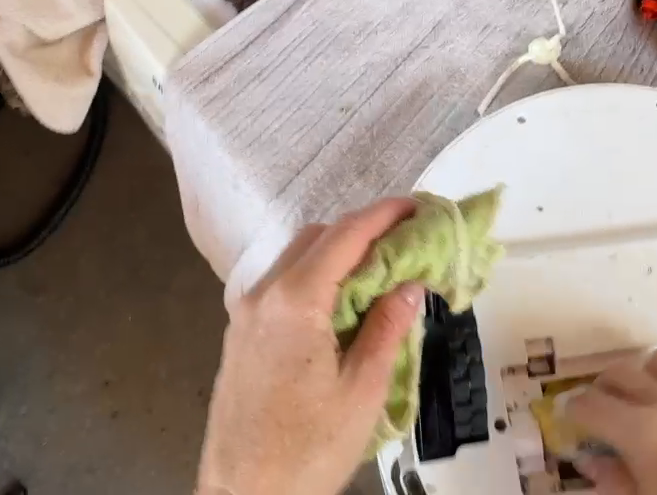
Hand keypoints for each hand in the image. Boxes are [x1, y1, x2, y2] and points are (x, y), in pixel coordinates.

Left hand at [196, 199, 426, 494]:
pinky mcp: (240, 332)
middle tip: (403, 242)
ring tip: (377, 271)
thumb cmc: (307, 451)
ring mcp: (246, 311)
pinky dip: (314, 275)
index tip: (416, 206)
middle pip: (318, 236)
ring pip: (296, 256)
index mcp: (295, 300)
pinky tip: (339, 303)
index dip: (384, 214)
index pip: (346, 235)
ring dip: (336, 252)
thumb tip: (410, 282)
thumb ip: (387, 326)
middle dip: (362, 230)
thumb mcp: (362, 391)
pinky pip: (281, 283)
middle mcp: (264, 293)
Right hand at [564, 350, 656, 494]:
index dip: (575, 411)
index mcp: (645, 433)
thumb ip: (619, 483)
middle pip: (622, 373)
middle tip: (603, 412)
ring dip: (646, 380)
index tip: (572, 420)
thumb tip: (593, 462)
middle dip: (605, 390)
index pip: (591, 404)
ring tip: (647, 403)